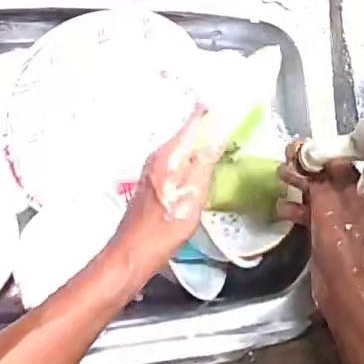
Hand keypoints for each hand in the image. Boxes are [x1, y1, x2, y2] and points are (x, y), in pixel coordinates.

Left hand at [111, 104, 220, 274]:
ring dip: (202, 144)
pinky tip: (205, 168)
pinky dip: (193, 159)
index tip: (230, 106)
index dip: (211, 113)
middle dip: (209, 127)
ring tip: (225, 143)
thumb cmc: (162, 230)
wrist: (130, 257)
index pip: (193, 122)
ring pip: (183, 149)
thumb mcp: (192, 197)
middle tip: (234, 124)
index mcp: (167, 156)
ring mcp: (154, 170)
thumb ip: (205, 163)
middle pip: (188, 134)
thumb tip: (218, 134)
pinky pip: (178, 161)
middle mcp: (158, 157)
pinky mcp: (154, 184)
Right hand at [277, 157, 363, 320]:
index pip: (339, 162)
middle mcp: (349, 204)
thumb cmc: (343, 254)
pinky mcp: (325, 238)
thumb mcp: (329, 213)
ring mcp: (337, 222)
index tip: (300, 145)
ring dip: (299, 185)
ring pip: (316, 195)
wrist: (350, 299)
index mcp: (356, 194)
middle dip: (306, 165)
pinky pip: (309, 215)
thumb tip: (308, 163)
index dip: (320, 151)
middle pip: (327, 176)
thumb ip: (319, 186)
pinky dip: (296, 209)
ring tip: (279, 175)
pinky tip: (280, 207)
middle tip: (285, 155)